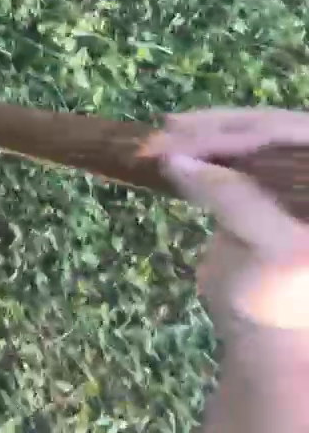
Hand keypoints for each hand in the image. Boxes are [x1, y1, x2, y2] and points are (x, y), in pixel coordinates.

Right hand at [142, 109, 308, 330]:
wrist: (268, 328)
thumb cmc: (282, 297)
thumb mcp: (271, 250)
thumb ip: (234, 200)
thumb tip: (175, 159)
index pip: (305, 136)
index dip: (255, 128)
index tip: (190, 134)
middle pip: (286, 131)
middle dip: (225, 126)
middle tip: (167, 130)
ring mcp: (303, 188)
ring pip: (262, 137)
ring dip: (209, 132)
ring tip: (162, 137)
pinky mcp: (275, 190)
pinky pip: (245, 152)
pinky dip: (207, 144)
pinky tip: (177, 146)